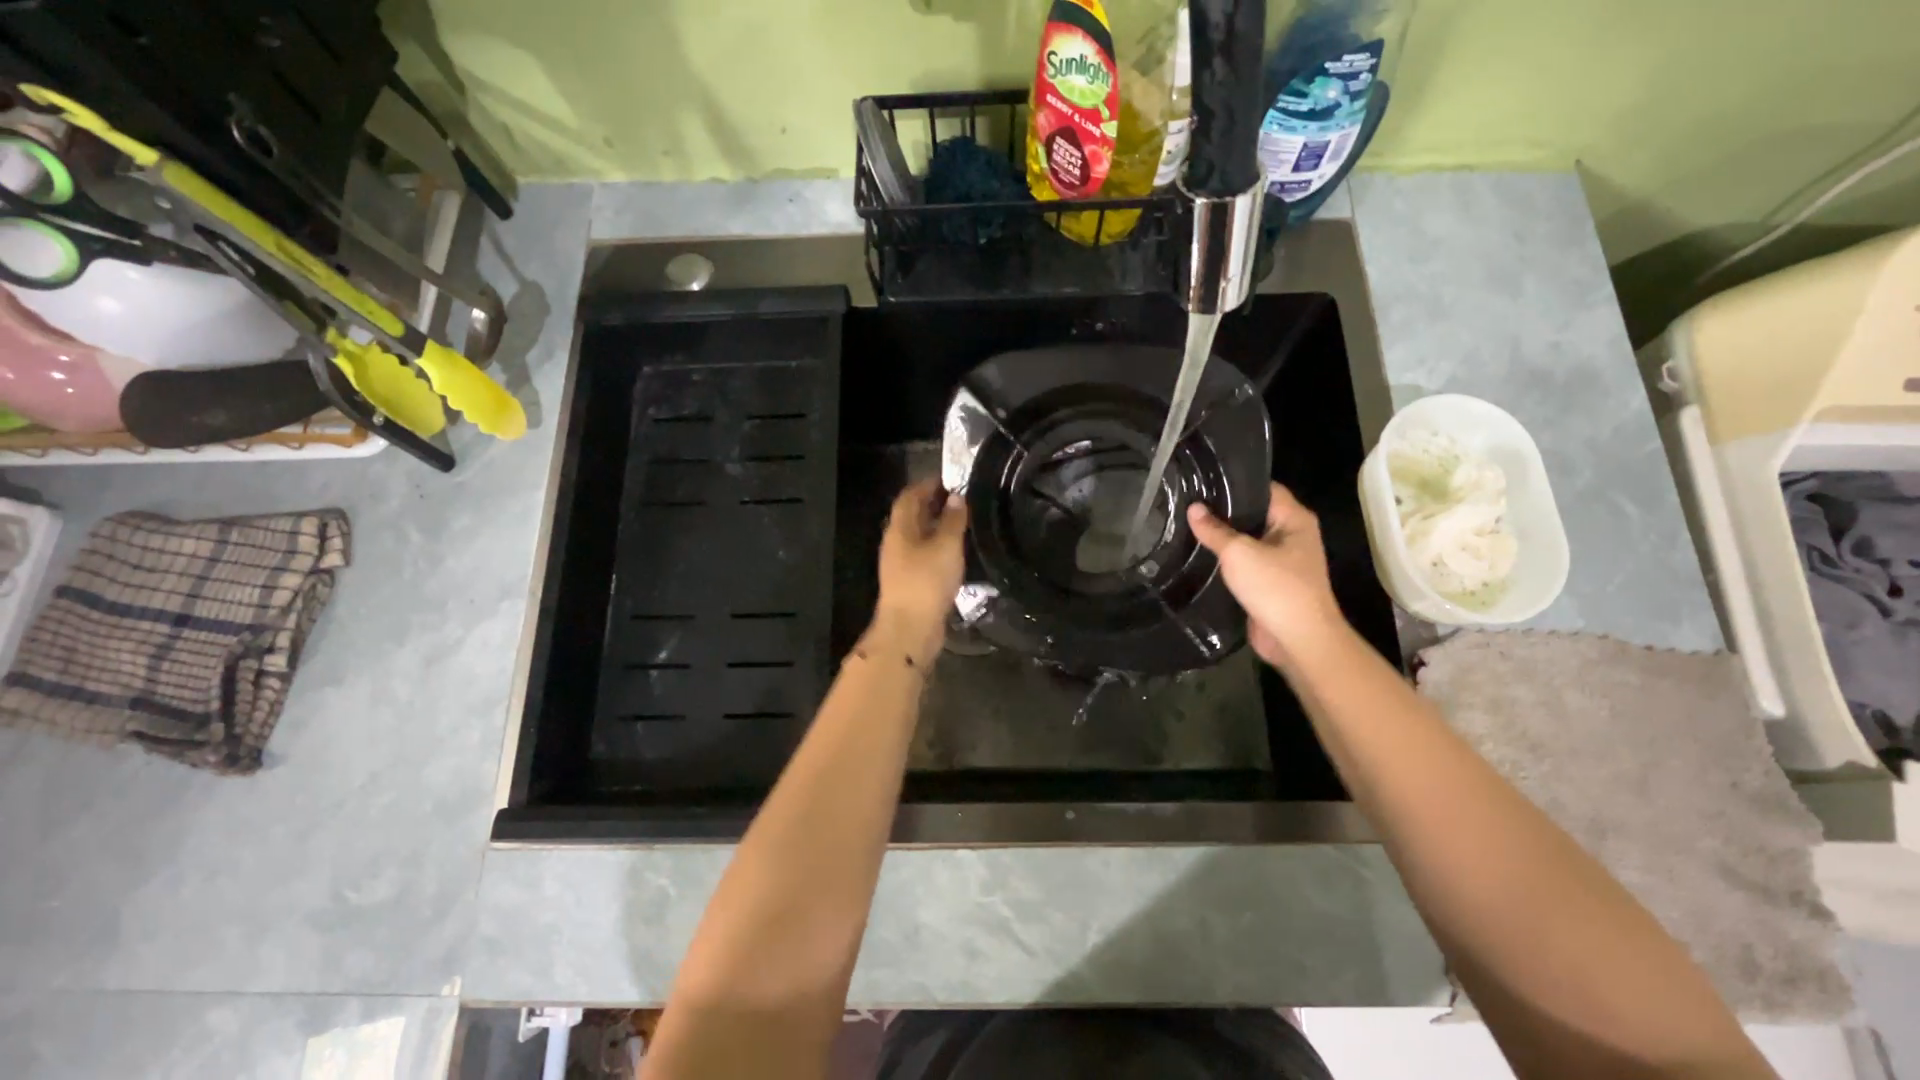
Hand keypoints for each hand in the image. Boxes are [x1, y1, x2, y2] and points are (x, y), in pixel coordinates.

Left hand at [874, 478, 967, 656]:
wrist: (910, 628)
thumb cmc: (926, 581)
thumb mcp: (946, 546)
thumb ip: (953, 520)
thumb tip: (956, 497)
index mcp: (900, 529)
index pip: (909, 496)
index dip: (927, 485)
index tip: (950, 478)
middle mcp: (896, 543)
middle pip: (913, 516)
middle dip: (934, 504)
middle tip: (961, 499)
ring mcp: (901, 564)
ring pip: (919, 537)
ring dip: (938, 527)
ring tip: (964, 522)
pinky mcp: (911, 582)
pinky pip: (924, 556)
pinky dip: (939, 548)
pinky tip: (956, 552)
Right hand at [1187, 482, 1349, 669]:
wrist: (1297, 639)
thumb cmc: (1275, 587)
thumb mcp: (1239, 553)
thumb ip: (1215, 530)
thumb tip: (1193, 508)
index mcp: (1294, 519)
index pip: (1263, 488)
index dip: (1234, 483)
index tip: (1203, 480)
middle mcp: (1292, 536)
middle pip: (1254, 515)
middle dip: (1223, 512)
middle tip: (1187, 502)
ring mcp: (1282, 562)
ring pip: (1247, 542)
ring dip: (1223, 540)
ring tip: (1186, 526)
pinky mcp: (1269, 584)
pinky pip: (1245, 565)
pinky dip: (1226, 563)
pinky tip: (1198, 557)